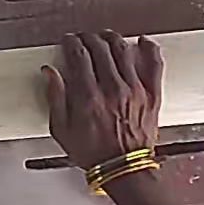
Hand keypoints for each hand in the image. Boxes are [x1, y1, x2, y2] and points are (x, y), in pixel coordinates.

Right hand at [42, 31, 163, 170]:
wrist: (123, 168)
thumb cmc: (92, 152)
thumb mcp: (61, 129)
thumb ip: (54, 98)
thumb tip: (50, 73)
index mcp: (87, 96)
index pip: (79, 56)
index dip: (72, 43)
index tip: (68, 41)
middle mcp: (112, 88)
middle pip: (100, 48)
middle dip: (89, 38)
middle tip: (84, 38)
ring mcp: (134, 89)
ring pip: (123, 51)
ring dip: (112, 38)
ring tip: (105, 36)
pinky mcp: (151, 94)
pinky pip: (154, 64)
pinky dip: (149, 48)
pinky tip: (143, 41)